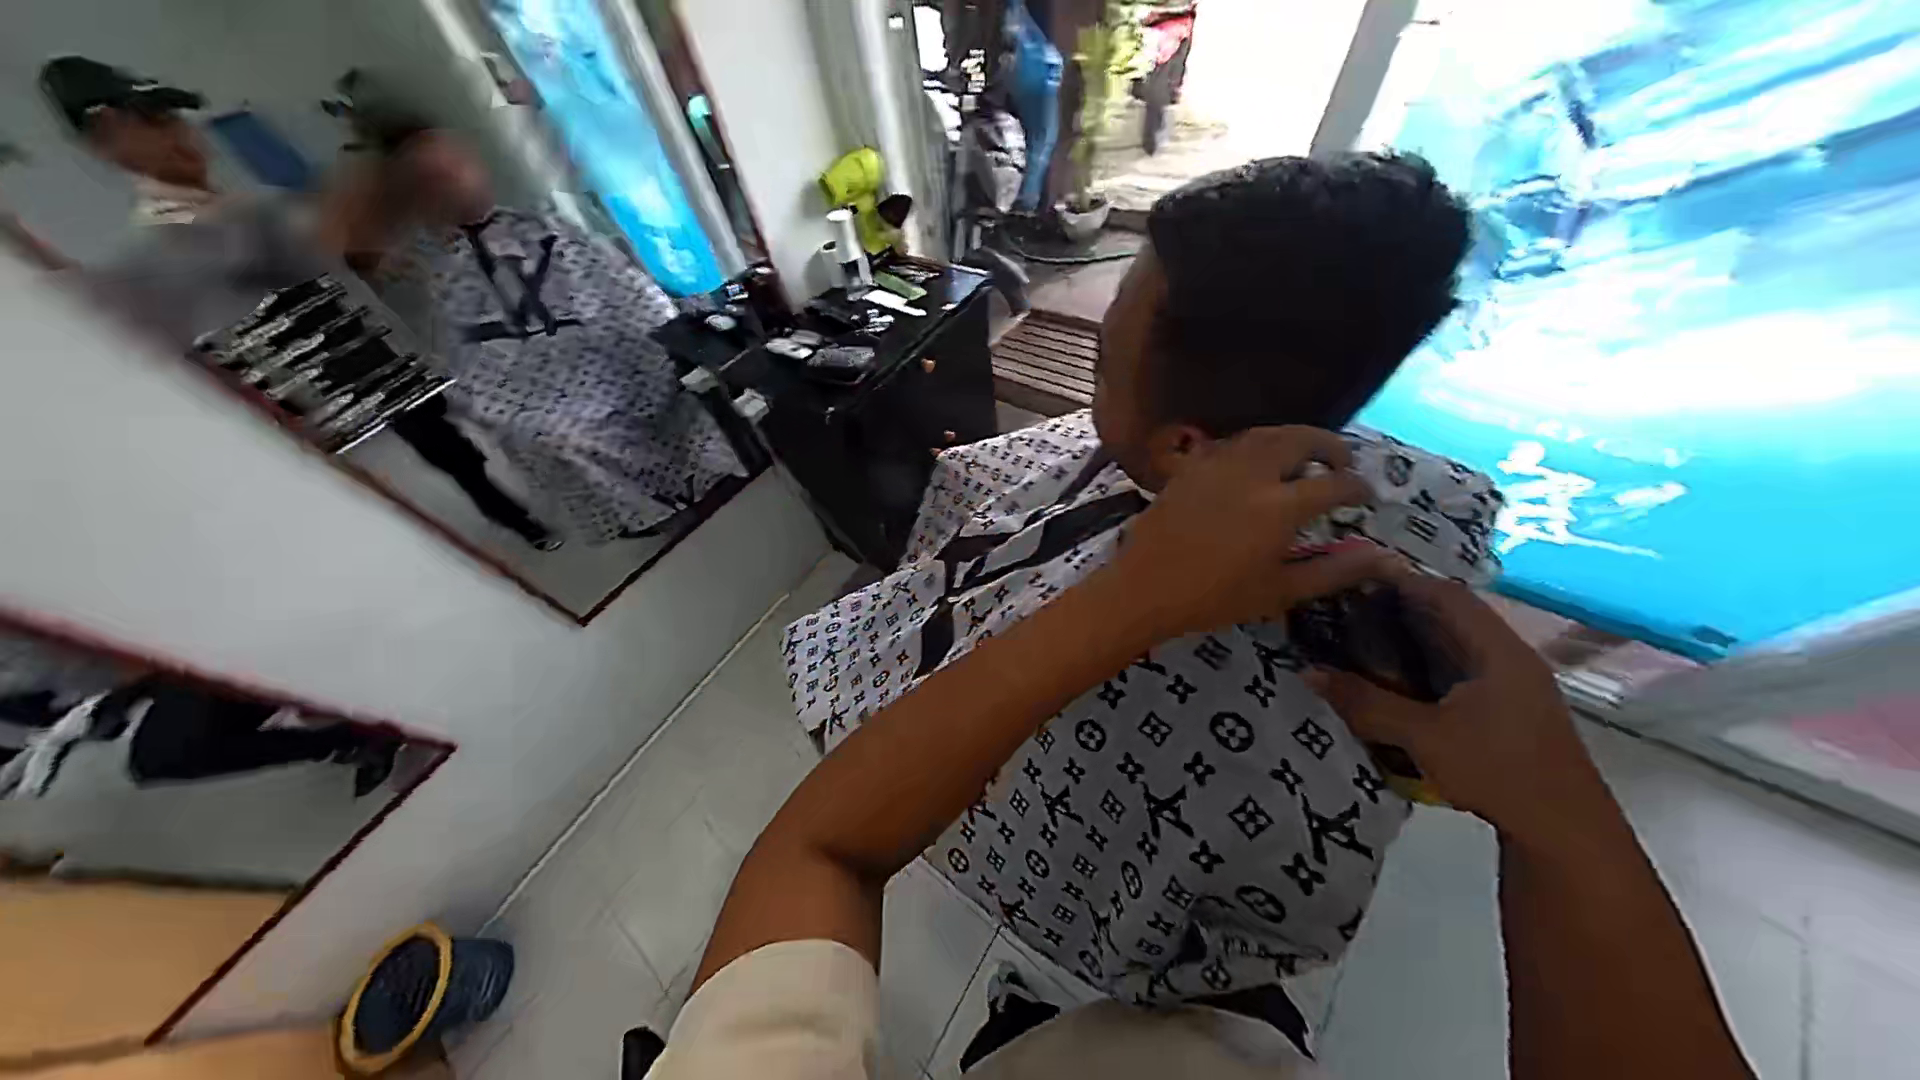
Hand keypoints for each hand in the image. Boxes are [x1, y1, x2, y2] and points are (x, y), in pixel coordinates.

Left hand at [1104, 425, 1389, 637]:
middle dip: (1330, 446)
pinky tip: (1254, 466)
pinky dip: (1253, 446)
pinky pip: (1229, 444)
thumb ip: (1333, 571)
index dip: (1359, 488)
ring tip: (1302, 460)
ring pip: (1263, 434)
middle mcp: (1250, 474)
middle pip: (1301, 439)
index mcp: (1279, 505)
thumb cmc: (1214, 597)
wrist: (1145, 587)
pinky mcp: (1188, 467)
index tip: (1366, 497)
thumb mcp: (1279, 591)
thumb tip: (1380, 557)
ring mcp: (1215, 465)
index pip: (1335, 483)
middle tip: (1340, 464)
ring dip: (1291, 440)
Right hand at [1305, 575, 1608, 844]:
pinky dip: (1426, 661)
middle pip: (1453, 615)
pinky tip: (1396, 675)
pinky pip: (1460, 668)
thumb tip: (1309, 673)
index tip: (1355, 579)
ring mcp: (1513, 685)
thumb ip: (1366, 702)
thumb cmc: (1499, 771)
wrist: (1566, 834)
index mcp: (1498, 653)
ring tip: (1363, 636)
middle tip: (1349, 608)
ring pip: (1456, 643)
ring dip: (1414, 635)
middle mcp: (1510, 659)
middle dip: (1401, 607)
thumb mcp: (1422, 735)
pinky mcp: (1507, 709)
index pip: (1448, 595)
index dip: (1403, 581)